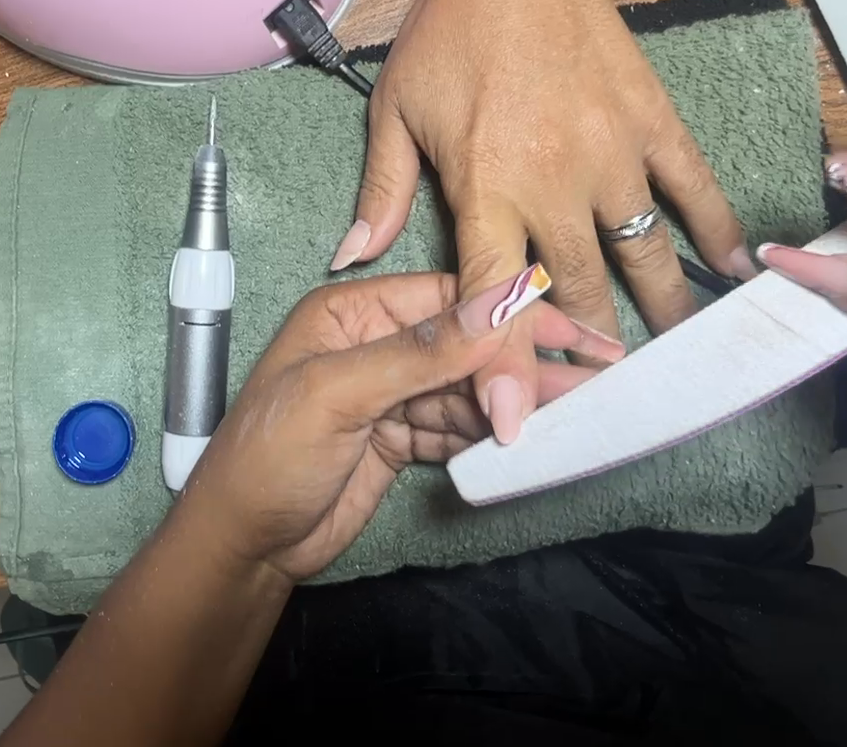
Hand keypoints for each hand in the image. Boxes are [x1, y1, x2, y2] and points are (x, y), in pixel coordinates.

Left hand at [173, 271, 608, 582]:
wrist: (245, 545)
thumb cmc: (271, 455)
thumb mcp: (335, 394)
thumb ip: (417, 353)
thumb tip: (498, 307)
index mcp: (351, 314)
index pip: (445, 301)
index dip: (508, 317)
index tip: (570, 335)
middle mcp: (375, 344)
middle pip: (464, 342)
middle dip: (525, 360)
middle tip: (601, 367)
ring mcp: (390, 393)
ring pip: (467, 387)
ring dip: (518, 400)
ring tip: (583, 406)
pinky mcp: (401, 436)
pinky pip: (457, 425)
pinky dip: (491, 432)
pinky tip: (531, 436)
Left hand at [334, 0, 750, 443]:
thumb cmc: (447, 35)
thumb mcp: (394, 112)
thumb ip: (380, 192)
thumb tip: (350, 257)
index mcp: (485, 190)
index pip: (492, 296)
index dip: (498, 363)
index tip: (511, 422)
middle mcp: (555, 188)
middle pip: (575, 291)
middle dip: (581, 349)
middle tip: (592, 394)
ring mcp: (614, 157)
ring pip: (640, 255)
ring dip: (654, 310)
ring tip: (666, 357)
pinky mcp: (654, 124)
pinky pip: (692, 188)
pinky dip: (715, 231)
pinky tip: (733, 267)